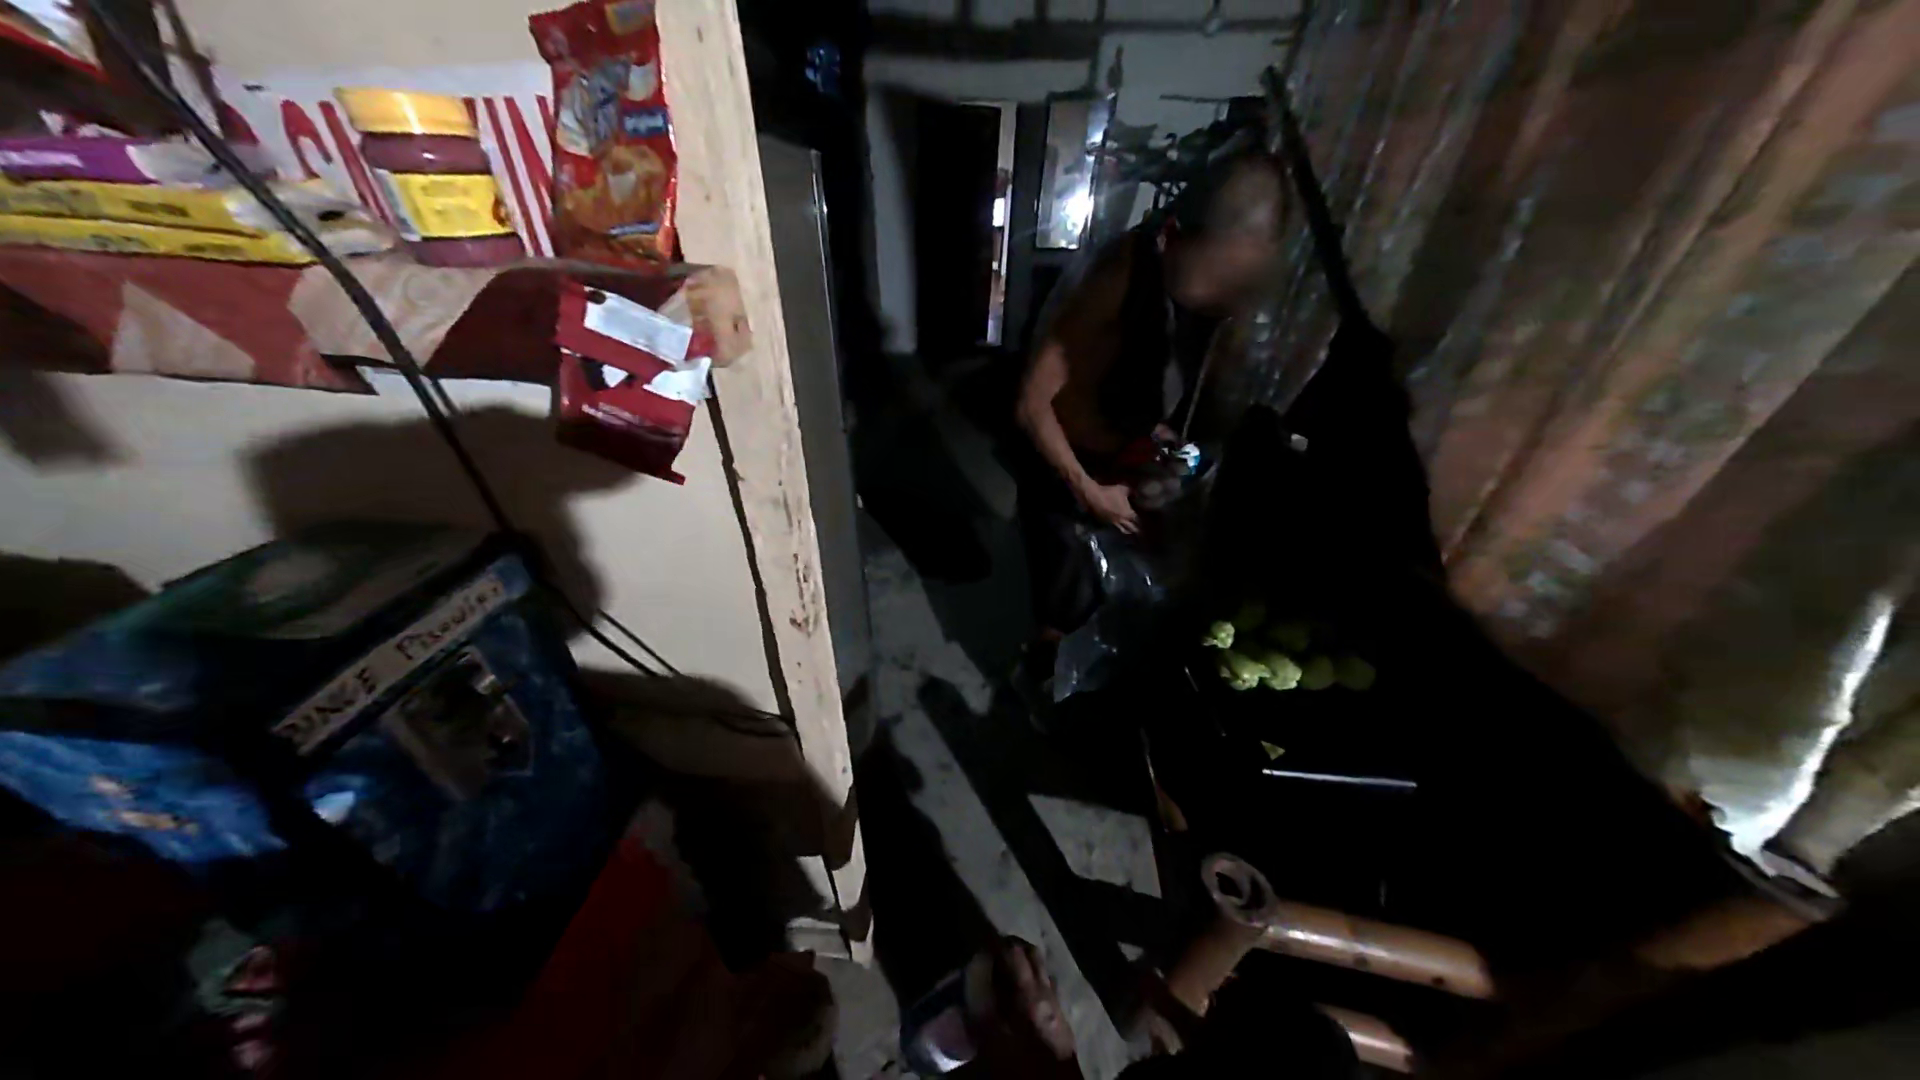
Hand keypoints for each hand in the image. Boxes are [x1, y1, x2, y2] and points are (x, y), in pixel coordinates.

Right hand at [1077, 479, 1138, 534]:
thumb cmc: (1109, 492)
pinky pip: (1113, 527)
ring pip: (1121, 530)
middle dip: (1135, 529)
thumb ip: (1131, 492)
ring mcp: (1112, 523)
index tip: (1142, 521)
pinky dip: (1116, 528)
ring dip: (1126, 531)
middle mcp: (1121, 520)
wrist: (1094, 497)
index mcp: (1127, 513)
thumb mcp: (1123, 489)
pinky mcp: (1105, 523)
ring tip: (1128, 532)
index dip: (1139, 520)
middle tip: (1138, 530)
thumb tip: (1136, 494)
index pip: (1136, 519)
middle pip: (1131, 528)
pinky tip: (1117, 527)